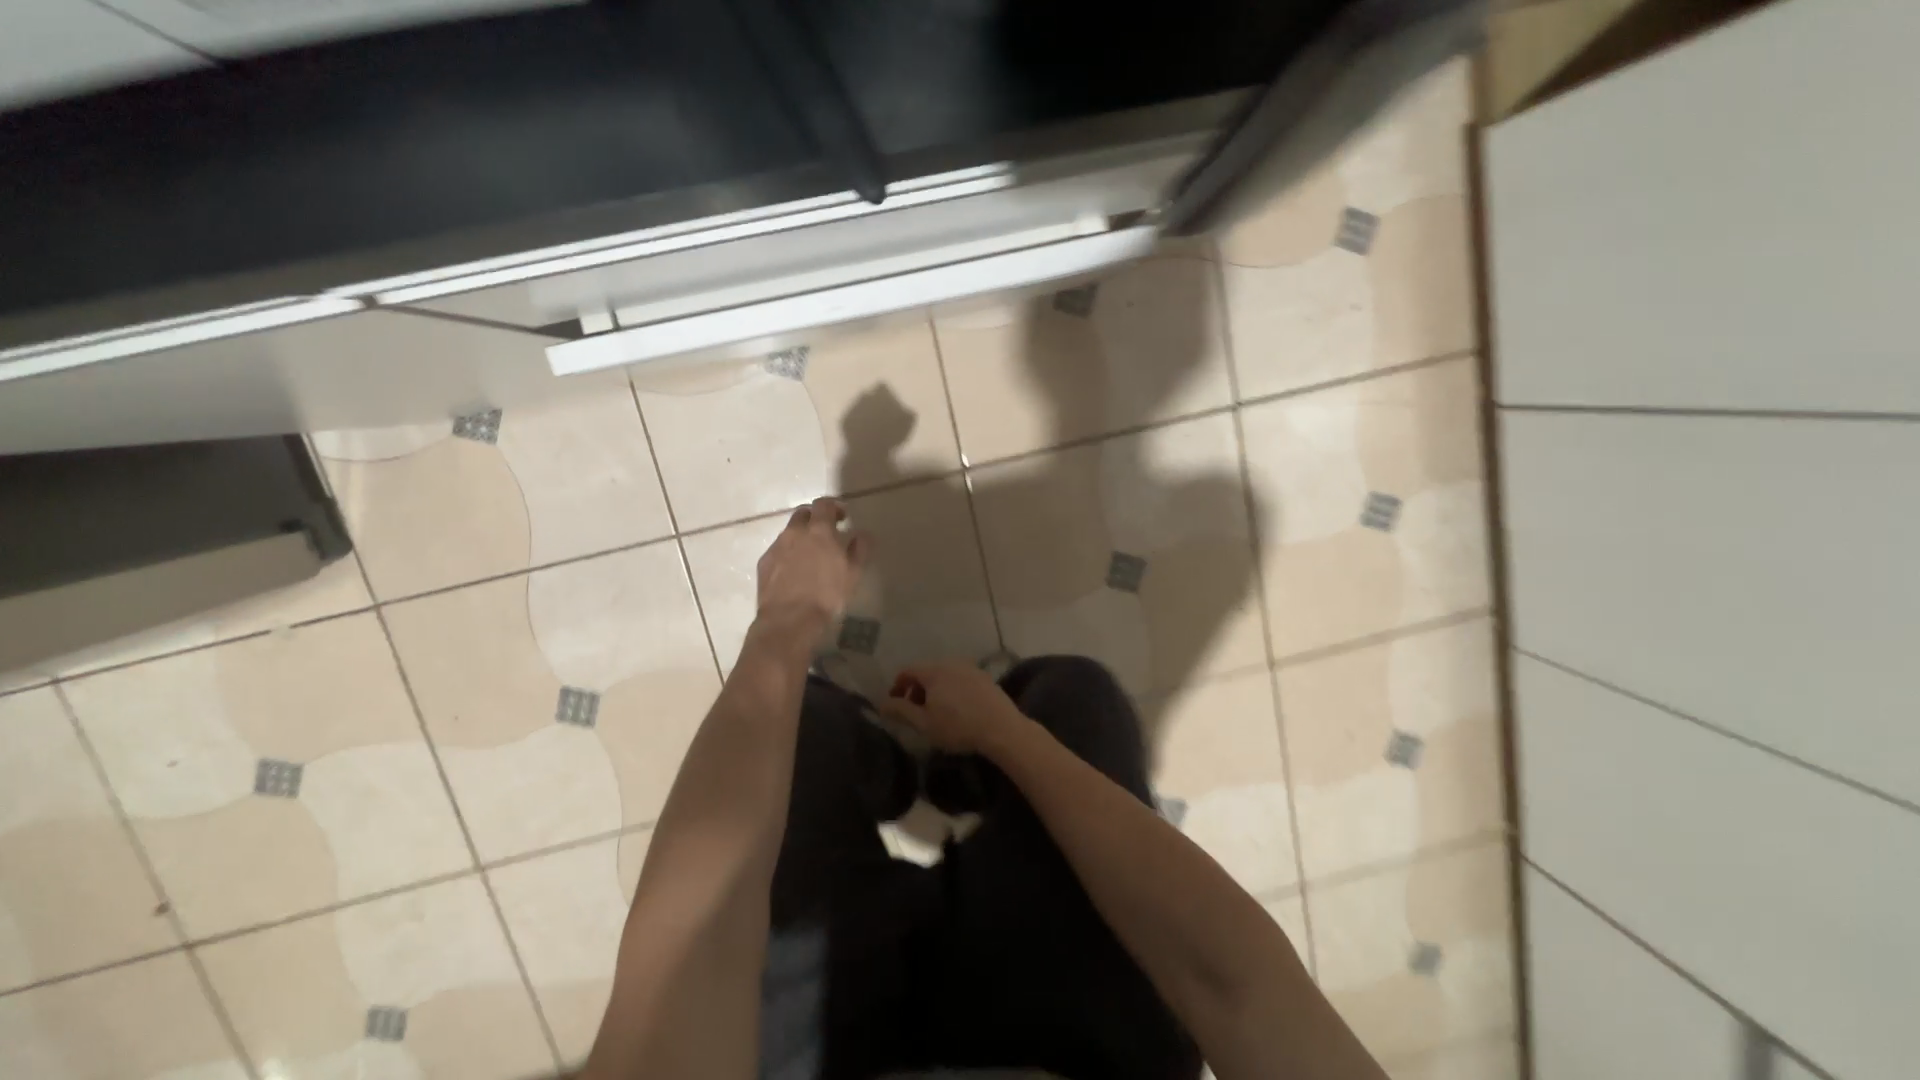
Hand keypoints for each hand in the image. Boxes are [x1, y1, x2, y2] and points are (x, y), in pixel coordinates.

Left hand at [756, 497, 867, 643]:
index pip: (824, 504)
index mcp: (819, 530)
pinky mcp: (764, 563)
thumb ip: (860, 549)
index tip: (843, 516)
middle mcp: (795, 532)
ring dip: (801, 536)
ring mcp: (777, 546)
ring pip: (789, 532)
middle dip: (815, 518)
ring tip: (810, 554)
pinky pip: (778, 549)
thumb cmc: (827, 596)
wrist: (789, 620)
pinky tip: (794, 570)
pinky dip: (788, 552)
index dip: (834, 506)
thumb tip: (863, 534)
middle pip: (803, 513)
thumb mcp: (853, 574)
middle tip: (826, 533)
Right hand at [877, 661, 1028, 755]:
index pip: (908, 671)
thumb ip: (901, 710)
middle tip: (915, 711)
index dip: (897, 686)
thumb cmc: (957, 726)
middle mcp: (951, 663)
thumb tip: (882, 703)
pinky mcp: (986, 678)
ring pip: (945, 675)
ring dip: (935, 690)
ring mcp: (971, 668)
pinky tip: (958, 709)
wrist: (1001, 728)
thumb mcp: (924, 723)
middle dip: (917, 690)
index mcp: (933, 671)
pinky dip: (952, 690)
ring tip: (936, 712)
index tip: (895, 704)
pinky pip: (961, 680)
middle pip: (926, 672)